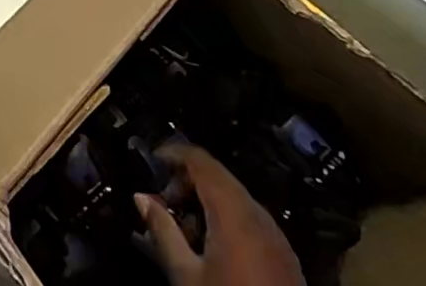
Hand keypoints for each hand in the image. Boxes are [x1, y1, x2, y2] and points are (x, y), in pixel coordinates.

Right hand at [134, 142, 304, 285]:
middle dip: (186, 181)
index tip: (151, 161)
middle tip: (162, 202)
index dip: (174, 153)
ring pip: (234, 198)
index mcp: (234, 213)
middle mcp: (258, 215)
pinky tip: (211, 247)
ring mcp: (276, 236)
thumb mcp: (187, 277)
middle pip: (218, 177)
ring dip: (205, 200)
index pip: (201, 161)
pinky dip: (225, 217)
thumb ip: (163, 232)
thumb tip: (141, 197)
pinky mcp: (284, 256)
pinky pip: (249, 219)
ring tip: (183, 228)